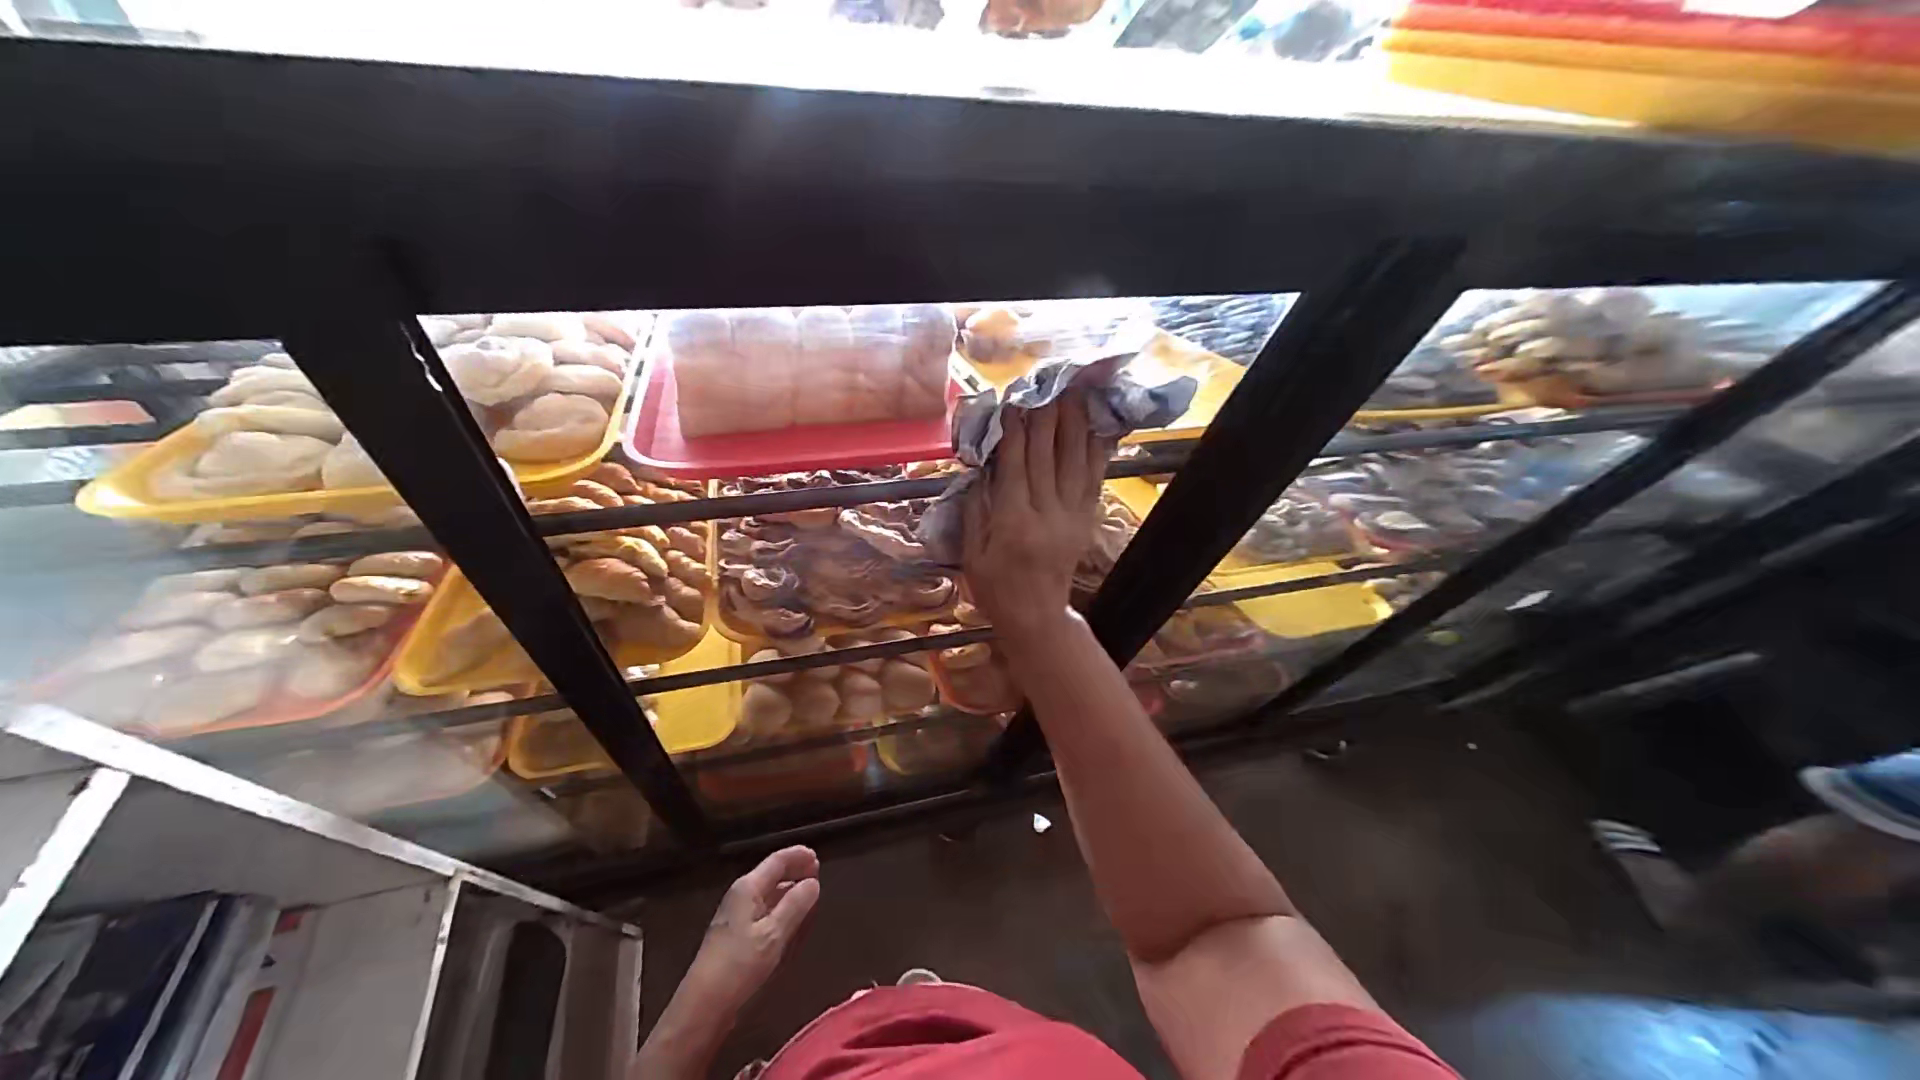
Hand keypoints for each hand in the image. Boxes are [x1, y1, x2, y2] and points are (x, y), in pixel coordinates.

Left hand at [685, 845, 820, 1013]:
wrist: (703, 1004)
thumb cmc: (740, 964)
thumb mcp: (774, 934)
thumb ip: (795, 905)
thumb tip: (813, 882)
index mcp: (747, 887)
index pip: (777, 861)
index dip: (798, 856)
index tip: (818, 857)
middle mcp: (740, 895)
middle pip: (771, 874)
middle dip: (794, 871)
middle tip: (817, 873)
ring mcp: (736, 915)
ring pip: (767, 892)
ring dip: (788, 889)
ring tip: (809, 893)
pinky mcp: (735, 934)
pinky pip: (763, 909)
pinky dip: (780, 906)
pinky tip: (790, 917)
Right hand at [963, 392, 1112, 639]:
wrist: (1036, 616)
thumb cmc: (995, 588)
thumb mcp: (972, 552)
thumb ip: (976, 508)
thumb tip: (983, 467)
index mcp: (1013, 523)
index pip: (1015, 465)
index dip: (1015, 431)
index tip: (1014, 402)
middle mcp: (1046, 514)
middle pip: (1047, 456)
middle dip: (1046, 417)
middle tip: (1045, 385)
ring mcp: (1071, 516)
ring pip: (1075, 461)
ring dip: (1074, 424)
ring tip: (1073, 394)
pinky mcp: (1086, 520)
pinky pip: (1093, 479)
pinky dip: (1095, 451)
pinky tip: (1095, 427)